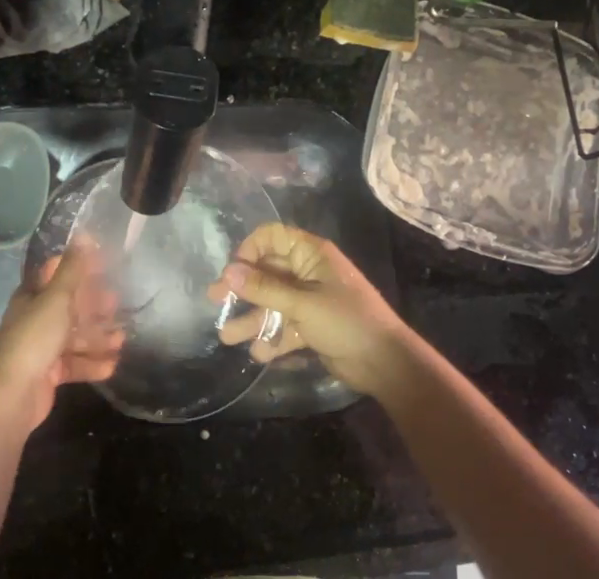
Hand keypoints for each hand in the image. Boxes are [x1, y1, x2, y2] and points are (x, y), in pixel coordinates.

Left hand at [0, 241, 123, 428]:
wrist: (14, 395)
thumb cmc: (35, 338)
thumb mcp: (56, 299)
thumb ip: (72, 269)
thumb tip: (83, 232)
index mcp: (31, 297)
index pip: (56, 276)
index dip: (79, 270)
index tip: (105, 267)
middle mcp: (34, 319)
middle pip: (69, 308)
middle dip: (94, 307)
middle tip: (118, 304)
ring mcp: (41, 348)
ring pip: (74, 337)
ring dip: (98, 338)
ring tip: (121, 339)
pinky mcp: (48, 374)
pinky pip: (74, 364)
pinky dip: (91, 363)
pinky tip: (112, 366)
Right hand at [206, 224, 413, 395]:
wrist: (384, 361)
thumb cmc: (346, 321)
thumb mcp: (302, 303)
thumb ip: (264, 289)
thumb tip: (227, 272)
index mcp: (311, 254)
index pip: (273, 236)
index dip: (250, 250)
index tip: (233, 271)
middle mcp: (308, 271)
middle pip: (267, 271)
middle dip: (242, 288)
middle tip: (214, 301)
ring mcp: (310, 299)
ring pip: (273, 302)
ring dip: (252, 318)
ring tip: (227, 337)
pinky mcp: (312, 326)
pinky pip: (284, 325)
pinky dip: (272, 337)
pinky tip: (259, 353)